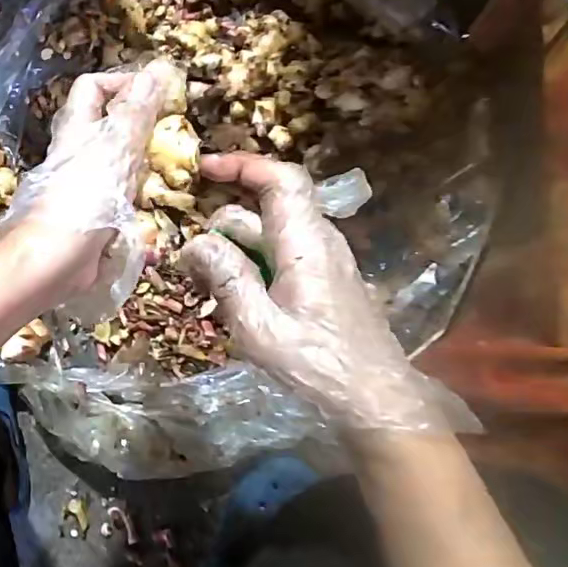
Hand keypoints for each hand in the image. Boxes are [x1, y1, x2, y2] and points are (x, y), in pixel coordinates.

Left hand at [0, 64, 175, 309]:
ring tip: (166, 170)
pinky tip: (151, 206)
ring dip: (140, 166)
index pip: (92, 88)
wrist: (54, 260)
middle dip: (139, 127)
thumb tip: (156, 70)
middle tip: (169, 135)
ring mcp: (79, 187)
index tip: (156, 95)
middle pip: (106, 126)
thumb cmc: (84, 197)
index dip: (121, 83)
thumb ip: (137, 112)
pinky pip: (116, 199)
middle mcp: (74, 154)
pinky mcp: (88, 216)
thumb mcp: (116, 147)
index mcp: (75, 130)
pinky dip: (134, 200)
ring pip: (114, 163)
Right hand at [175, 152, 468, 432]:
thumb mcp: (259, 327)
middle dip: (220, 227)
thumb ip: (226, 278)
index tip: (202, 169)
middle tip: (189, 265)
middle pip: (263, 210)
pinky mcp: (321, 281)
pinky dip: (248, 266)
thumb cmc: (318, 366)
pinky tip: (232, 300)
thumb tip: (195, 241)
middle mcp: (318, 241)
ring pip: (266, 235)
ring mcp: (322, 261)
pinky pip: (277, 256)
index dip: (242, 165)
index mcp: (305, 244)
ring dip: (231, 250)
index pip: (280, 180)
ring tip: (204, 288)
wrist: (378, 401)